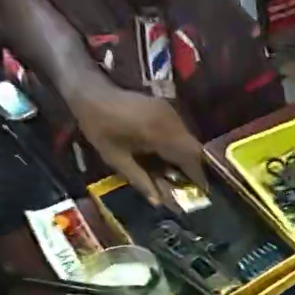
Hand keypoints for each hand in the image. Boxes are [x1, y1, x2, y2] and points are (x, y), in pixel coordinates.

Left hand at [66, 83, 207, 210]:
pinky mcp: (167, 108)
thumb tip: (158, 201)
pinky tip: (168, 155)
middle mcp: (172, 121)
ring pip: (190, 139)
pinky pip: (182, 131)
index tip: (202, 191)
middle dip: (194, 168)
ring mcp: (171, 112)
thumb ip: (140, 180)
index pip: (191, 156)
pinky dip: (180, 146)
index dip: (199, 175)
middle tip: (189, 184)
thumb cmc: (100, 127)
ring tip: (178, 172)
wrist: (92, 93)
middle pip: (195, 148)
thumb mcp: (116, 158)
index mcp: (160, 134)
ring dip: (187, 156)